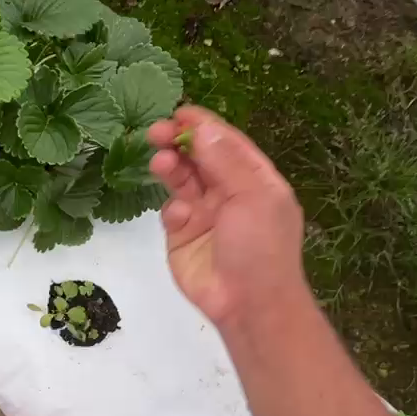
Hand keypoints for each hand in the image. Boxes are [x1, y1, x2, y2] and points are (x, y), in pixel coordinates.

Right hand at [146, 107, 309, 329]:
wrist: (248, 303)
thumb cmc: (261, 247)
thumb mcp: (251, 196)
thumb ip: (225, 161)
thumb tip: (201, 129)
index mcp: (254, 180)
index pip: (226, 143)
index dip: (203, 126)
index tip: (178, 112)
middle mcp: (228, 192)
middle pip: (198, 157)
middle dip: (178, 142)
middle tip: (155, 131)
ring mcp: (204, 213)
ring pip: (181, 180)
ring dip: (170, 167)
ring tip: (159, 161)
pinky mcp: (182, 234)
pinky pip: (170, 211)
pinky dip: (171, 209)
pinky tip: (178, 216)